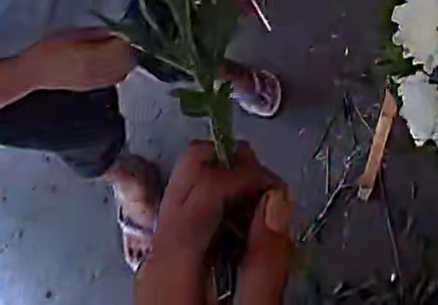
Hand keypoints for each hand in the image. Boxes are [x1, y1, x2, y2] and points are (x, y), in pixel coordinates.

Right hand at [21, 28, 133, 91]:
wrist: (32, 73)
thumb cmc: (49, 48)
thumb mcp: (73, 33)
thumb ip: (97, 33)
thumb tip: (115, 31)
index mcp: (89, 56)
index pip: (121, 48)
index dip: (124, 37)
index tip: (121, 31)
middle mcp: (94, 72)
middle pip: (126, 61)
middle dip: (128, 48)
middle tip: (121, 39)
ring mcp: (93, 82)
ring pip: (122, 71)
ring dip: (125, 59)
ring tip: (117, 49)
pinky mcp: (91, 87)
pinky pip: (114, 78)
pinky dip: (119, 68)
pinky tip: (112, 61)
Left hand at [135, 141, 293, 304]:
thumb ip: (265, 263)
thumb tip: (277, 197)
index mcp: (170, 266)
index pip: (204, 186)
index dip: (247, 175)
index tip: (282, 193)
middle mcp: (155, 252)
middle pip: (187, 172)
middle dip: (234, 169)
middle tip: (269, 195)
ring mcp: (156, 259)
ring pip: (189, 187)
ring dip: (229, 185)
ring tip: (261, 217)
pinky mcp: (165, 269)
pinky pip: (190, 215)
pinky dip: (220, 208)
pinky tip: (243, 236)